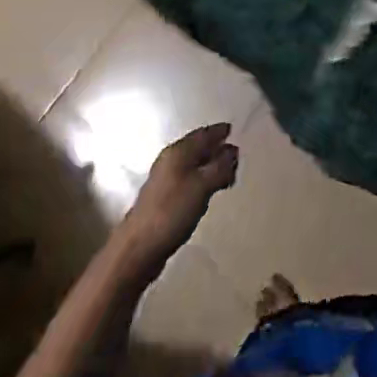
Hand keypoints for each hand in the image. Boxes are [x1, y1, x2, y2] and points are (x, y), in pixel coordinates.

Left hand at [116, 123, 239, 270]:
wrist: (139, 246)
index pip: (202, 134)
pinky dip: (203, 179)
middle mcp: (170, 161)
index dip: (218, 131)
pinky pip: (189, 179)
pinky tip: (210, 190)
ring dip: (210, 165)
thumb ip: (219, 167)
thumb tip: (232, 151)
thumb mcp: (201, 186)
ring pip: (193, 164)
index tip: (232, 129)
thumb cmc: (172, 211)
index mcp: (177, 152)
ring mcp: (166, 180)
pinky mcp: (165, 198)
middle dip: (216, 148)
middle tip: (236, 155)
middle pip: (197, 148)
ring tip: (228, 173)